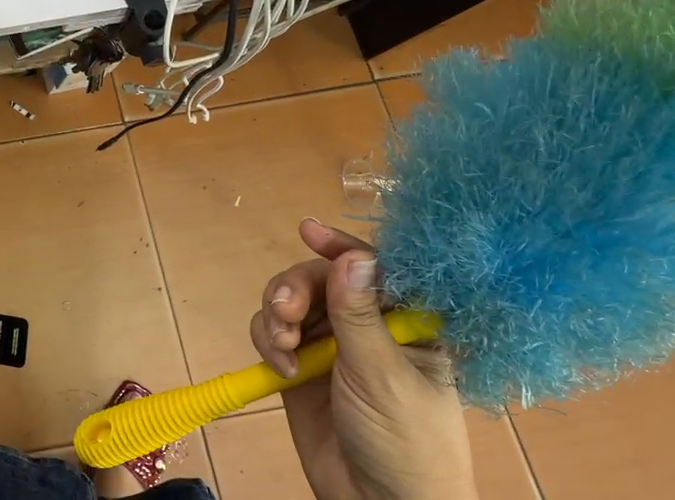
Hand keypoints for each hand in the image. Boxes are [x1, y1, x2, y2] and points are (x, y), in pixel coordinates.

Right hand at [249, 219, 475, 499]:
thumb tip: (352, 256)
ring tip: (283, 347)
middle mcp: (367, 328)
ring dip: (278, 315)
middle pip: (321, 280)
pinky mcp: (299, 368)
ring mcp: (331, 347)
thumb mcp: (383, 376)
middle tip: (286, 311)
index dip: (342, 247)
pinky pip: (271, 332)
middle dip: (297, 288)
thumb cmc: (405, 444)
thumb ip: (359, 316)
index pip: (375, 270)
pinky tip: (280, 368)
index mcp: (406, 326)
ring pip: (291, 301)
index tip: (307, 231)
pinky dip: (268, 341)